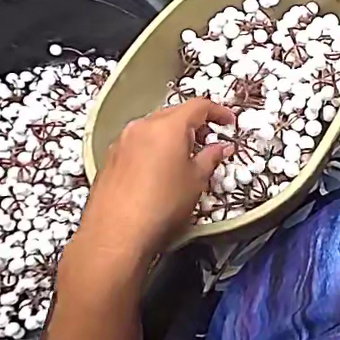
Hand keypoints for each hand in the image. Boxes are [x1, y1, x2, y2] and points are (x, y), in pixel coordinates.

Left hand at [75, 98, 234, 265]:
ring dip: (173, 137)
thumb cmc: (161, 206)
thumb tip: (220, 148)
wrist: (116, 234)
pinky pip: (139, 143)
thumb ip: (211, 158)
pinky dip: (154, 148)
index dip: (218, 112)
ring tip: (187, 158)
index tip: (229, 121)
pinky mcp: (111, 158)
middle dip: (195, 125)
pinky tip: (162, 170)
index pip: (199, 106)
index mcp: (168, 126)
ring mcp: (122, 141)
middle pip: (174, 114)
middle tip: (211, 141)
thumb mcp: (196, 181)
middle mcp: (142, 126)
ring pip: (154, 128)